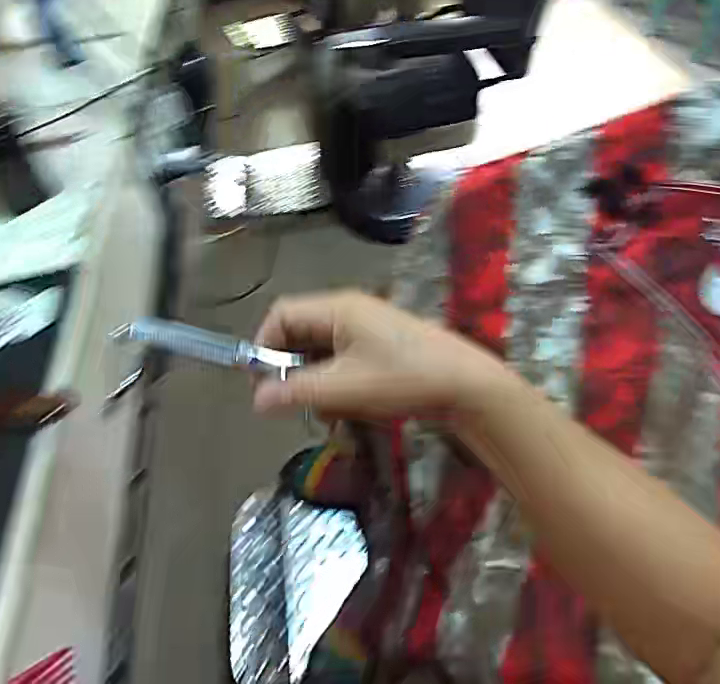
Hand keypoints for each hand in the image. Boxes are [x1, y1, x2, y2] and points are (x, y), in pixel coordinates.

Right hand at [251, 291, 512, 420]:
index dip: (264, 346)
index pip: (282, 314)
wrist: (463, 382)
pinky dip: (338, 384)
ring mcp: (367, 327)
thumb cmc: (403, 377)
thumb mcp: (344, 387)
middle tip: (299, 404)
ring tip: (332, 410)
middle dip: (292, 371)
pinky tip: (350, 408)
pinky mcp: (379, 346)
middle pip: (299, 333)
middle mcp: (350, 310)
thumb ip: (296, 392)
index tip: (264, 385)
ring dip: (317, 383)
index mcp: (339, 308)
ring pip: (320, 352)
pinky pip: (342, 360)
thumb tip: (256, 399)